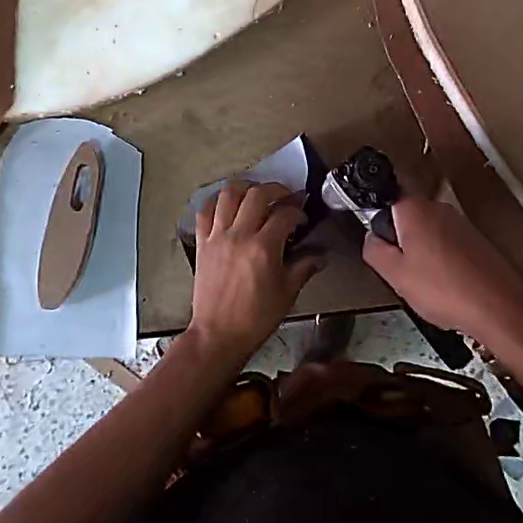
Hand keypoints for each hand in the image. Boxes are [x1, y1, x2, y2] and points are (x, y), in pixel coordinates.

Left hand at [184, 181, 322, 366]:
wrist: (219, 334)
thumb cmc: (255, 318)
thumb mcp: (287, 293)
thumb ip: (304, 267)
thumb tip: (320, 256)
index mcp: (263, 248)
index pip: (285, 214)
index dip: (298, 211)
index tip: (302, 217)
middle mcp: (239, 236)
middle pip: (258, 194)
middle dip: (276, 189)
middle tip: (285, 195)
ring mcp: (217, 237)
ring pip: (229, 195)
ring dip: (246, 188)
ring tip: (256, 194)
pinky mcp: (202, 244)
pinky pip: (206, 212)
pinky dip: (217, 202)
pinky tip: (228, 206)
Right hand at [361, 196, 522, 342]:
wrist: (497, 306)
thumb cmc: (449, 290)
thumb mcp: (394, 274)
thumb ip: (374, 250)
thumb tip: (370, 240)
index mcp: (415, 210)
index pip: (386, 203)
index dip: (379, 226)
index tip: (379, 245)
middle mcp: (440, 210)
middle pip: (408, 219)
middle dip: (402, 243)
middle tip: (400, 270)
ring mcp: (462, 225)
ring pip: (430, 235)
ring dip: (423, 255)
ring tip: (425, 284)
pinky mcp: (477, 242)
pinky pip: (449, 248)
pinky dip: (443, 264)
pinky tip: (445, 287)